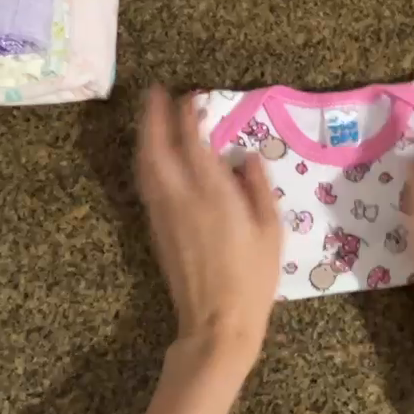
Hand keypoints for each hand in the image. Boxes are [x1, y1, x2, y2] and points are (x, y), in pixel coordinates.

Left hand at [135, 86, 283, 372]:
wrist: (217, 320)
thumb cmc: (253, 276)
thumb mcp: (270, 229)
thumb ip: (258, 187)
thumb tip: (247, 158)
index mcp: (213, 193)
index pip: (193, 142)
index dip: (188, 115)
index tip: (189, 96)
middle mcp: (180, 197)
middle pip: (156, 147)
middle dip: (152, 117)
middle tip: (153, 92)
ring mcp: (163, 213)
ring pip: (144, 166)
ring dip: (143, 137)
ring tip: (148, 117)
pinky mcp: (155, 229)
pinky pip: (145, 184)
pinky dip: (145, 161)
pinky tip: (151, 156)